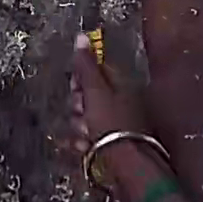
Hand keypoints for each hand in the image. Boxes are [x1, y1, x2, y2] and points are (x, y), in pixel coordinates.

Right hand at [71, 36, 155, 177]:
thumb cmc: (111, 123)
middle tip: (80, 112)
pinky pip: (92, 135)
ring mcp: (118, 122)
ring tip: (84, 133)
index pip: (96, 69)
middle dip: (78, 103)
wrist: (127, 166)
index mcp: (120, 83)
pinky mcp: (113, 143)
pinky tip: (84, 146)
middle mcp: (121, 100)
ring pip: (88, 116)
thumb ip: (86, 65)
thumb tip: (81, 35)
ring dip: (80, 123)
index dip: (80, 76)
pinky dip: (86, 140)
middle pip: (90, 93)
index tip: (74, 87)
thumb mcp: (95, 91)